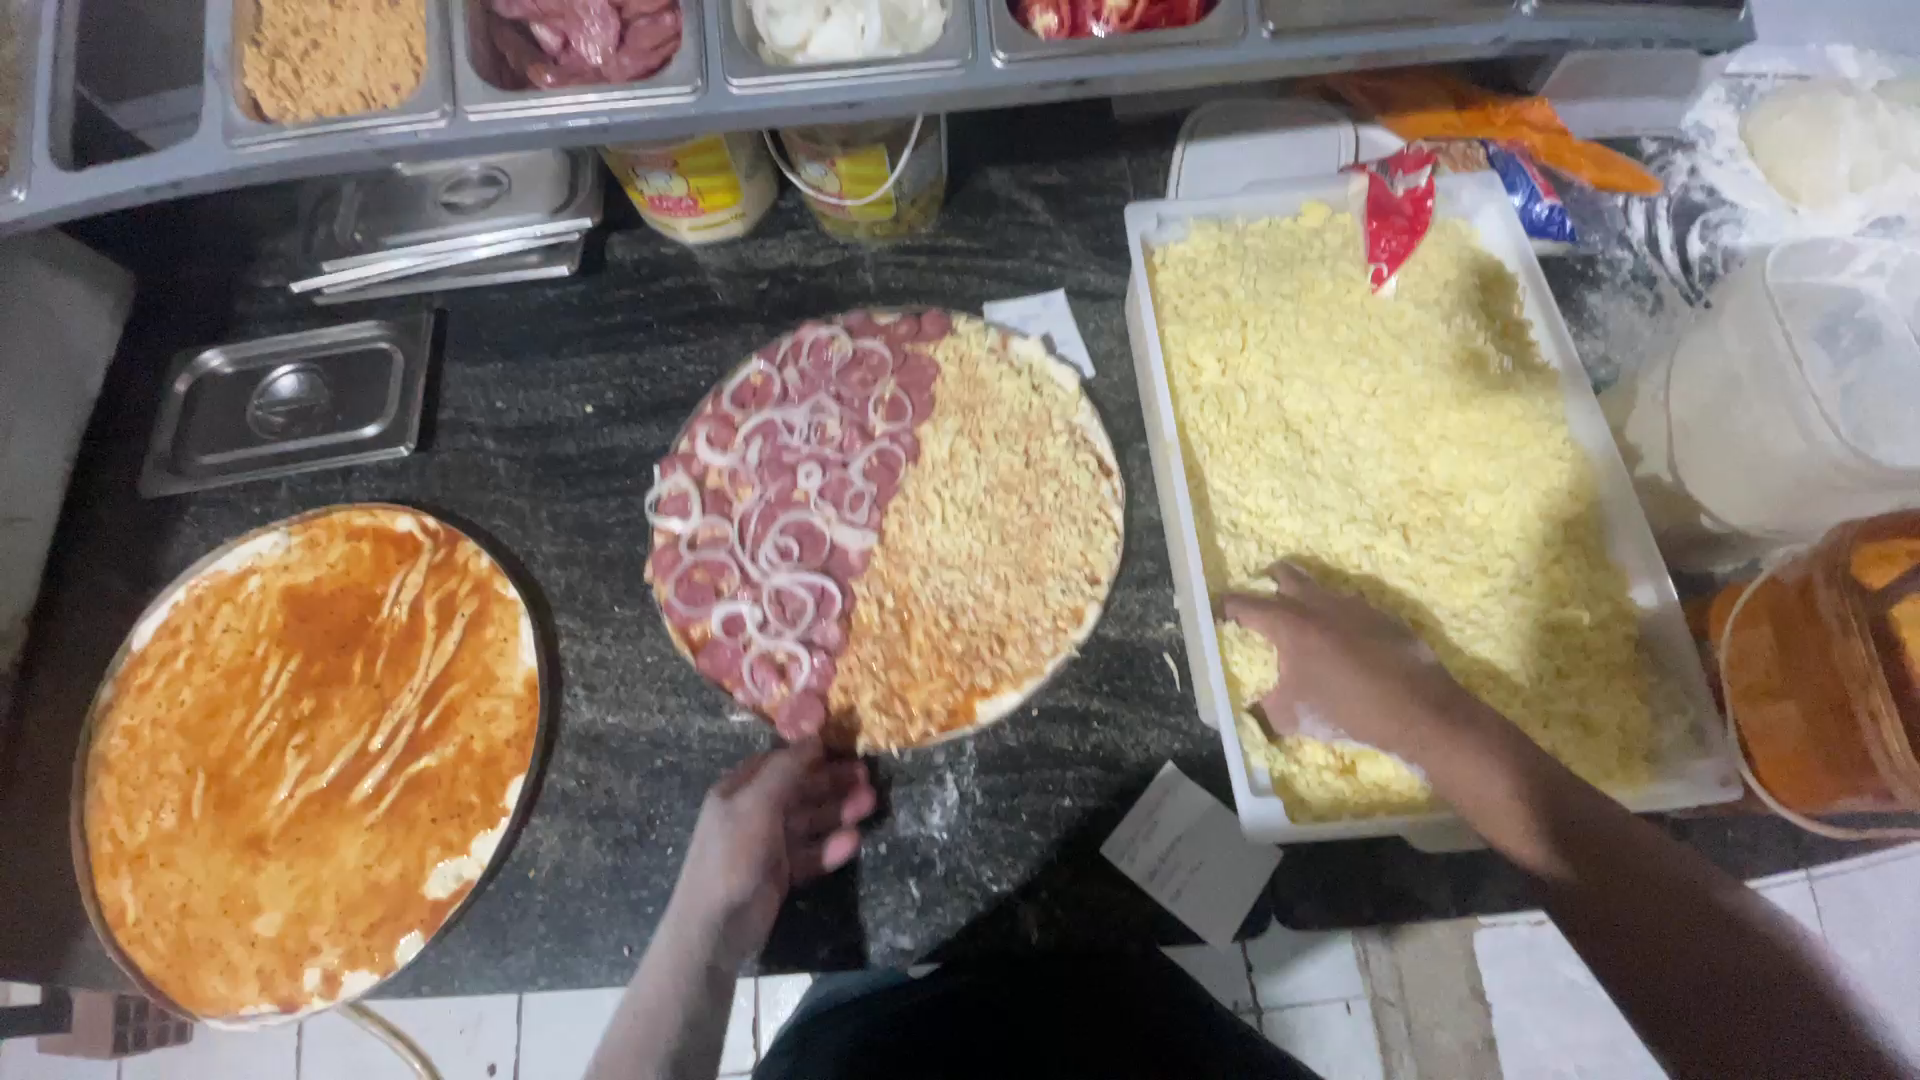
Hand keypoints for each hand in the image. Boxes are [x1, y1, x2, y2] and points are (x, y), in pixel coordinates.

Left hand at [667, 738, 875, 968]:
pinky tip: (854, 842)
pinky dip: (831, 847)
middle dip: (832, 782)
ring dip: (838, 811)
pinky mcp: (781, 873)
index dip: (809, 754)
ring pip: (809, 820)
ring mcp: (768, 844)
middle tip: (867, 777)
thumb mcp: (757, 803)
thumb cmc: (732, 855)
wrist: (714, 928)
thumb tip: (814, 736)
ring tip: (870, 804)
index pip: (778, 762)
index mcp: (739, 790)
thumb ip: (787, 768)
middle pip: (799, 789)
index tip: (843, 747)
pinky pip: (811, 852)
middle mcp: (753, 812)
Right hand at [1221, 561, 1490, 766]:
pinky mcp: (1385, 617)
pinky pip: (1352, 609)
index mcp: (1288, 623)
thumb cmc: (1346, 709)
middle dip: (1268, 581)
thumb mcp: (1292, 717)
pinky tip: (1346, 646)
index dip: (1226, 607)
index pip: (1244, 603)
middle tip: (1262, 599)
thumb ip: (1264, 709)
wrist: (1420, 712)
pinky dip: (1340, 620)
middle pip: (1285, 574)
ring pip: (1322, 589)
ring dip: (1308, 600)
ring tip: (1306, 626)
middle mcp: (1318, 604)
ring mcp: (1355, 606)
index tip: (1220, 614)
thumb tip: (1252, 712)